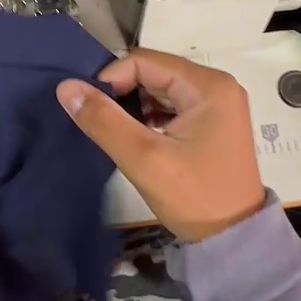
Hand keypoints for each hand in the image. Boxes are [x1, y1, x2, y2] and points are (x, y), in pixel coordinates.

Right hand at [57, 49, 265, 241]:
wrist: (235, 239)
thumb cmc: (194, 196)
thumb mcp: (144, 159)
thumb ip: (103, 120)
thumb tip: (65, 87)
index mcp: (208, 85)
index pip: (143, 61)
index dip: (111, 80)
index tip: (92, 110)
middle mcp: (217, 85)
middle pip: (153, 72)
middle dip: (123, 93)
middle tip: (102, 123)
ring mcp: (218, 104)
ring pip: (161, 89)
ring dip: (135, 105)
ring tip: (118, 133)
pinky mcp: (214, 122)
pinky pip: (172, 105)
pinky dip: (150, 116)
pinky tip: (137, 138)